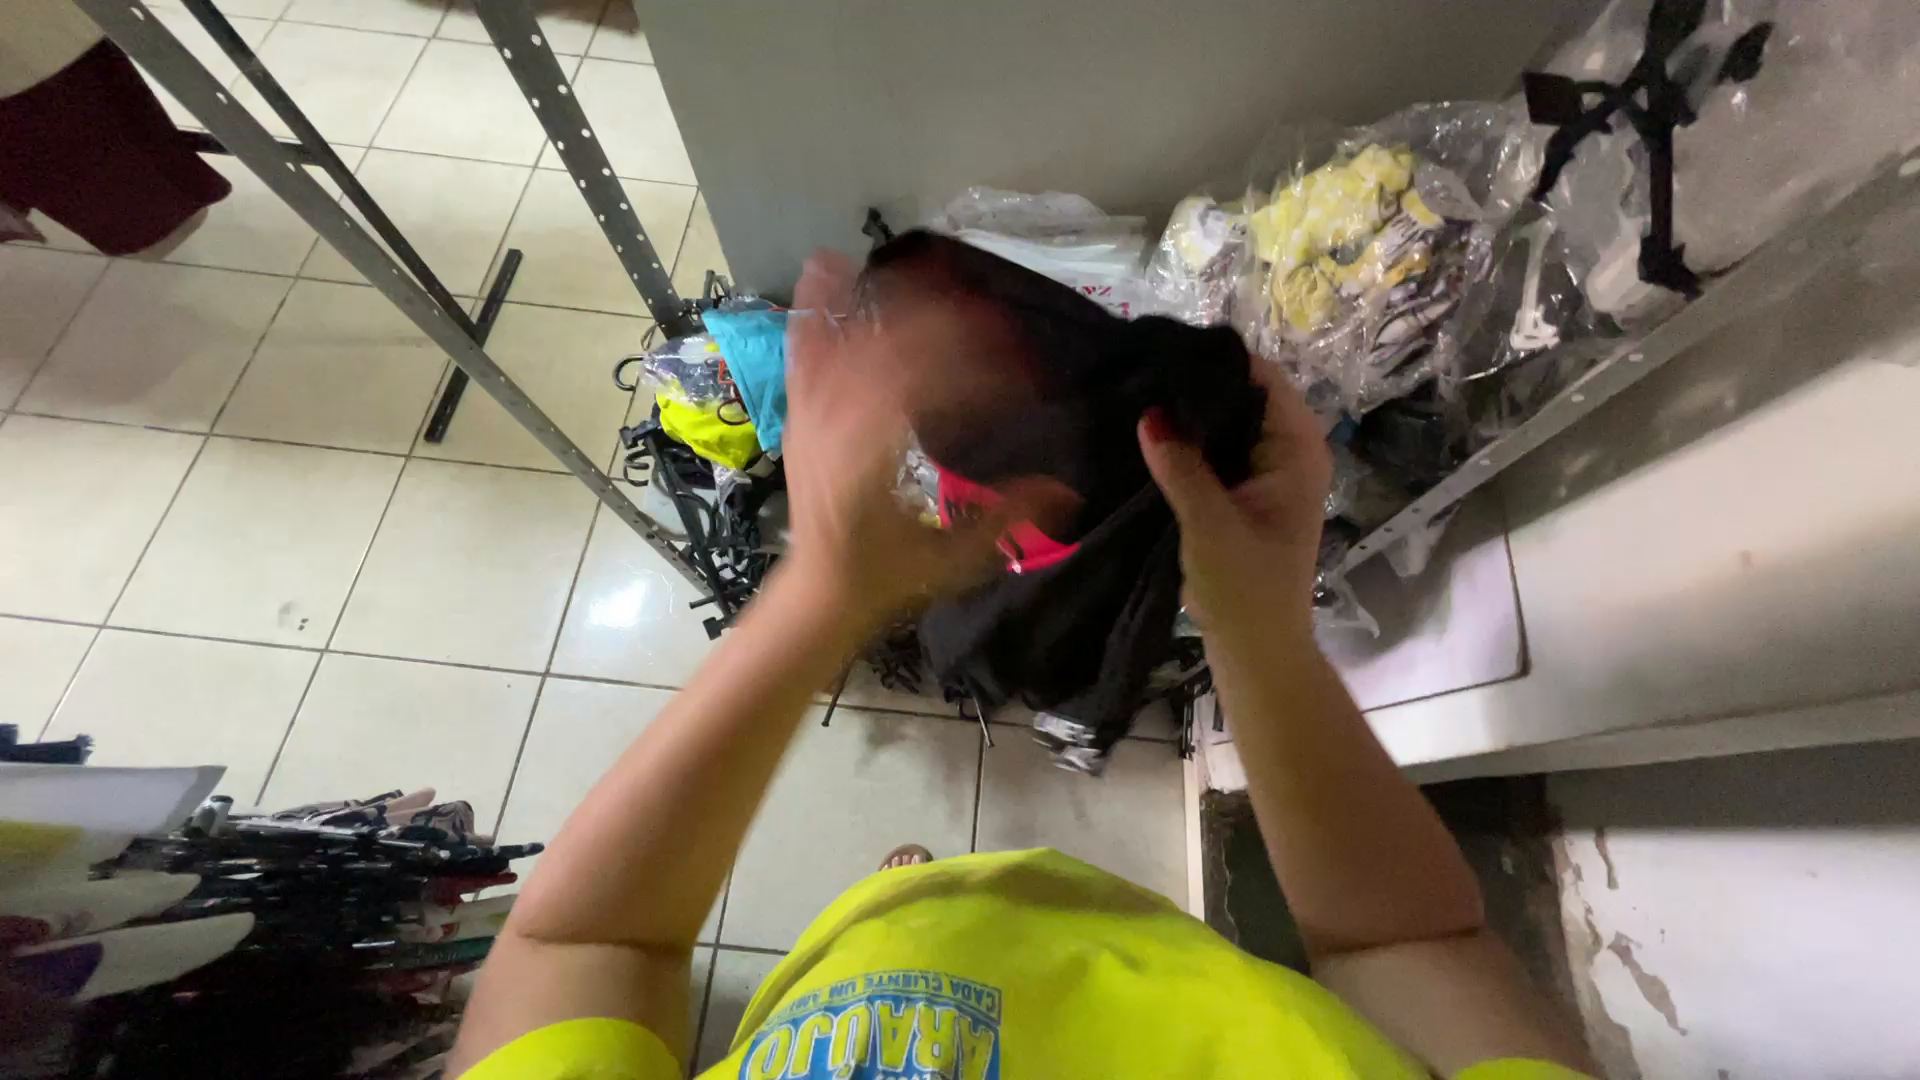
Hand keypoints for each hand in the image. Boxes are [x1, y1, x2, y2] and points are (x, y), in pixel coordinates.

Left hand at [777, 272, 1028, 630]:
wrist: (820, 593)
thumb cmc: (886, 579)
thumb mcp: (951, 560)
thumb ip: (1004, 521)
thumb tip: (1069, 491)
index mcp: (870, 465)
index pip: (923, 394)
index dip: (977, 376)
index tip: (1020, 378)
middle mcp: (833, 430)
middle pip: (886, 353)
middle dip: (944, 327)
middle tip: (991, 320)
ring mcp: (809, 418)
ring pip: (843, 341)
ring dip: (889, 303)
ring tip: (926, 273)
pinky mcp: (798, 416)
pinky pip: (801, 353)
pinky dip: (815, 309)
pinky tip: (825, 267)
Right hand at [1137, 360, 1330, 643]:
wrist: (1255, 649)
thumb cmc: (1245, 589)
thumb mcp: (1209, 523)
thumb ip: (1180, 466)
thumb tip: (1148, 413)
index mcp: (1298, 451)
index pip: (1263, 381)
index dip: (1217, 363)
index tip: (1164, 352)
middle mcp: (1287, 454)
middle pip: (1243, 399)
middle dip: (1196, 388)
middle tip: (1141, 374)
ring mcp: (1265, 476)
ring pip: (1226, 428)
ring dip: (1188, 419)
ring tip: (1138, 398)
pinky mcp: (1241, 496)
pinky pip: (1215, 455)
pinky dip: (1188, 446)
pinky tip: (1150, 438)